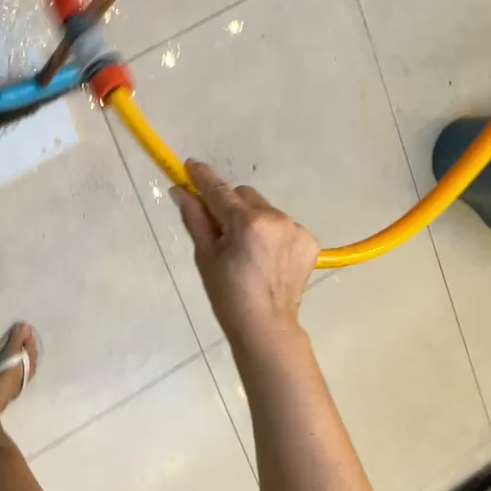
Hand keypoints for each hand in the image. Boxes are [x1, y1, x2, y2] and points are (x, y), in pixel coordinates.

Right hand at [171, 160, 320, 342]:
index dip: (203, 177)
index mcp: (247, 223)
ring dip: (252, 219)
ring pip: (265, 209)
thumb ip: (195, 219)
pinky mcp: (309, 240)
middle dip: (230, 206)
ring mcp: (296, 229)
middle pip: (244, 195)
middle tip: (220, 231)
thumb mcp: (205, 256)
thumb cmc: (227, 294)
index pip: (219, 191)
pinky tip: (265, 258)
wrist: (266, 325)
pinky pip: (283, 225)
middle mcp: (275, 218)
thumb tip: (181, 192)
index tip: (191, 165)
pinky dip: (270, 233)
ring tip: (246, 250)